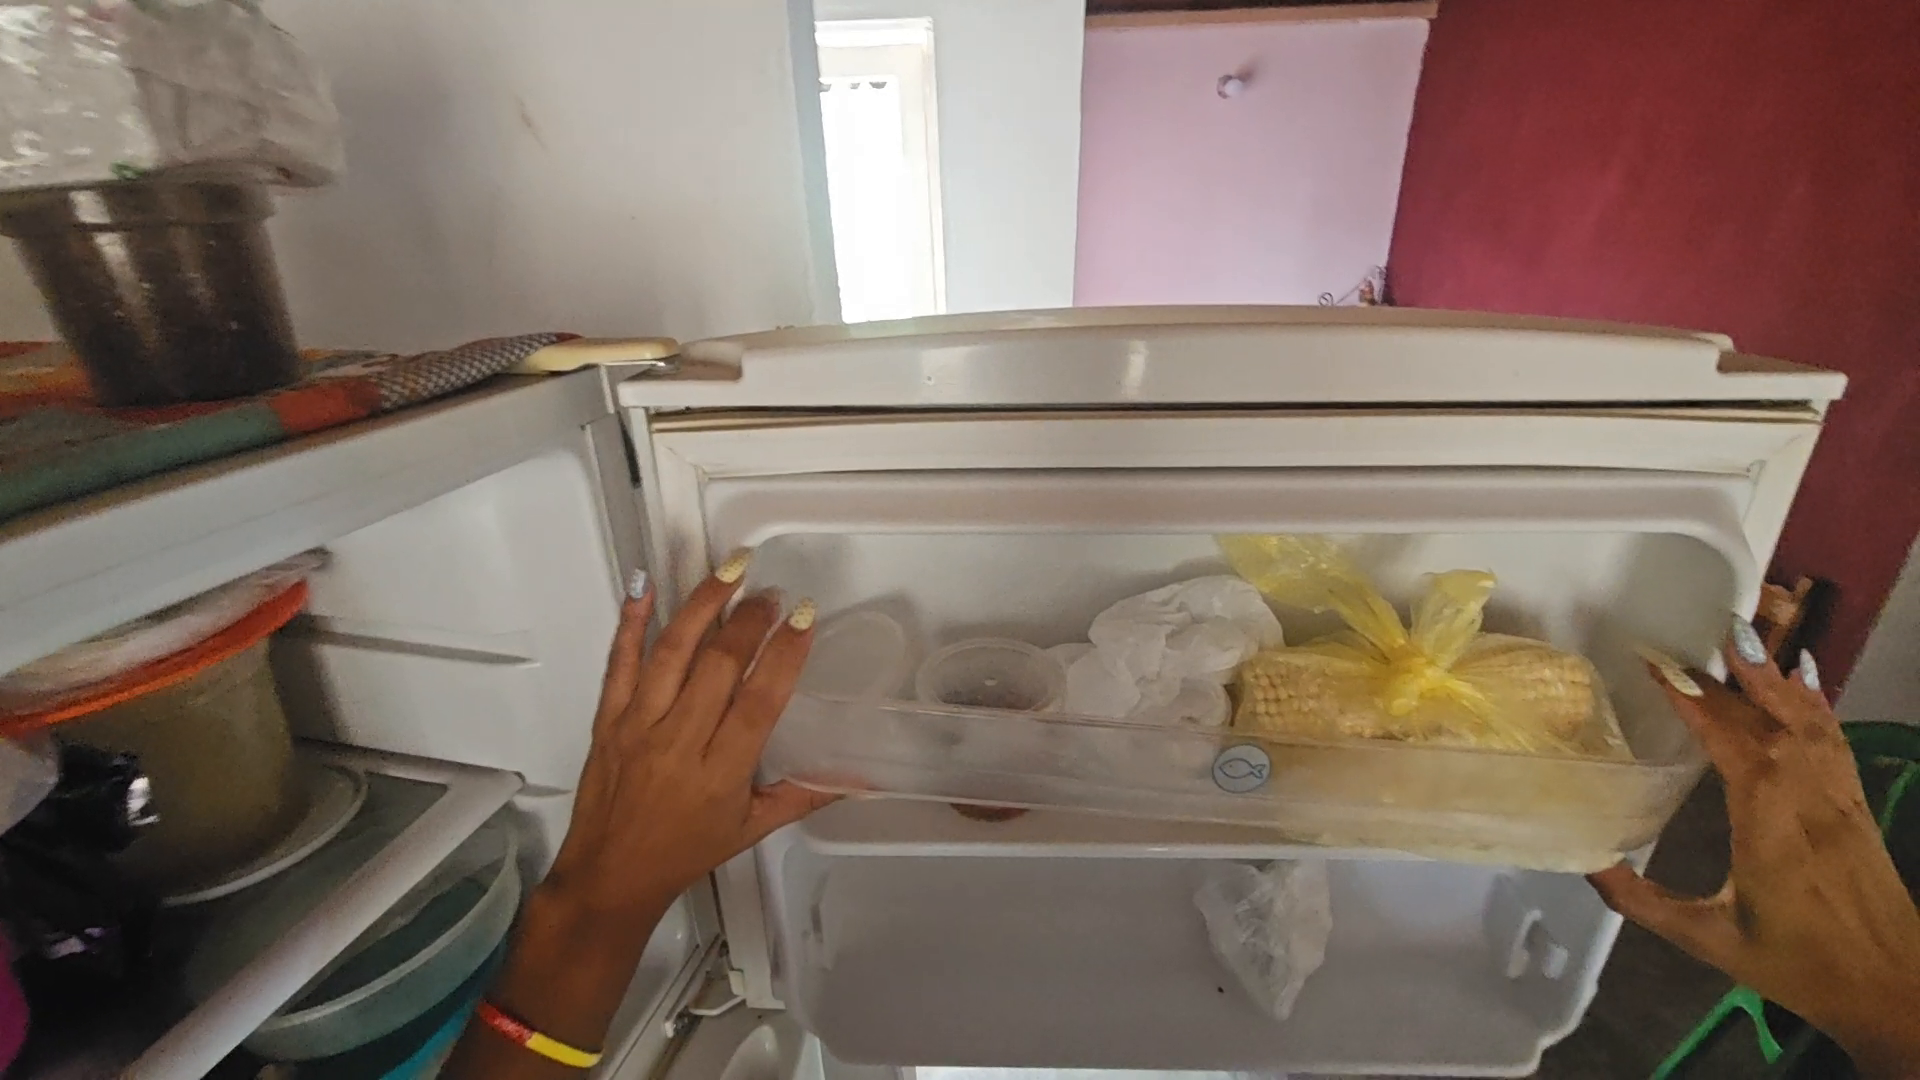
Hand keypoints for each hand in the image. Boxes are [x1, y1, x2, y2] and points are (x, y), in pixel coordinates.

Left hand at [448, 559, 834, 1077]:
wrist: (609, 877)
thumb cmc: (684, 852)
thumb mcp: (752, 828)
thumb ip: (805, 795)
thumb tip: (857, 780)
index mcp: (721, 771)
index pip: (760, 701)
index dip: (785, 654)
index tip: (804, 617)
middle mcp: (679, 742)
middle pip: (718, 665)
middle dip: (749, 620)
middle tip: (771, 594)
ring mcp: (639, 725)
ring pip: (672, 652)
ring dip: (703, 605)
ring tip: (730, 572)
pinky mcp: (609, 719)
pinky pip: (618, 662)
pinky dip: (631, 622)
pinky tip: (645, 588)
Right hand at [1590, 630, 1919, 1076]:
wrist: (1906, 1000)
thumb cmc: (1801, 967)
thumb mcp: (1709, 941)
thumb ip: (1640, 900)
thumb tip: (1582, 858)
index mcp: (1774, 831)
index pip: (1738, 749)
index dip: (1700, 705)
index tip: (1661, 669)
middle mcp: (1813, 807)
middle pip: (1776, 726)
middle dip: (1731, 678)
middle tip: (1690, 639)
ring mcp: (1842, 806)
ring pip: (1812, 727)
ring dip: (1775, 679)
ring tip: (1743, 637)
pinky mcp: (1855, 810)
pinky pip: (1834, 743)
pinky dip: (1815, 703)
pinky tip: (1800, 678)